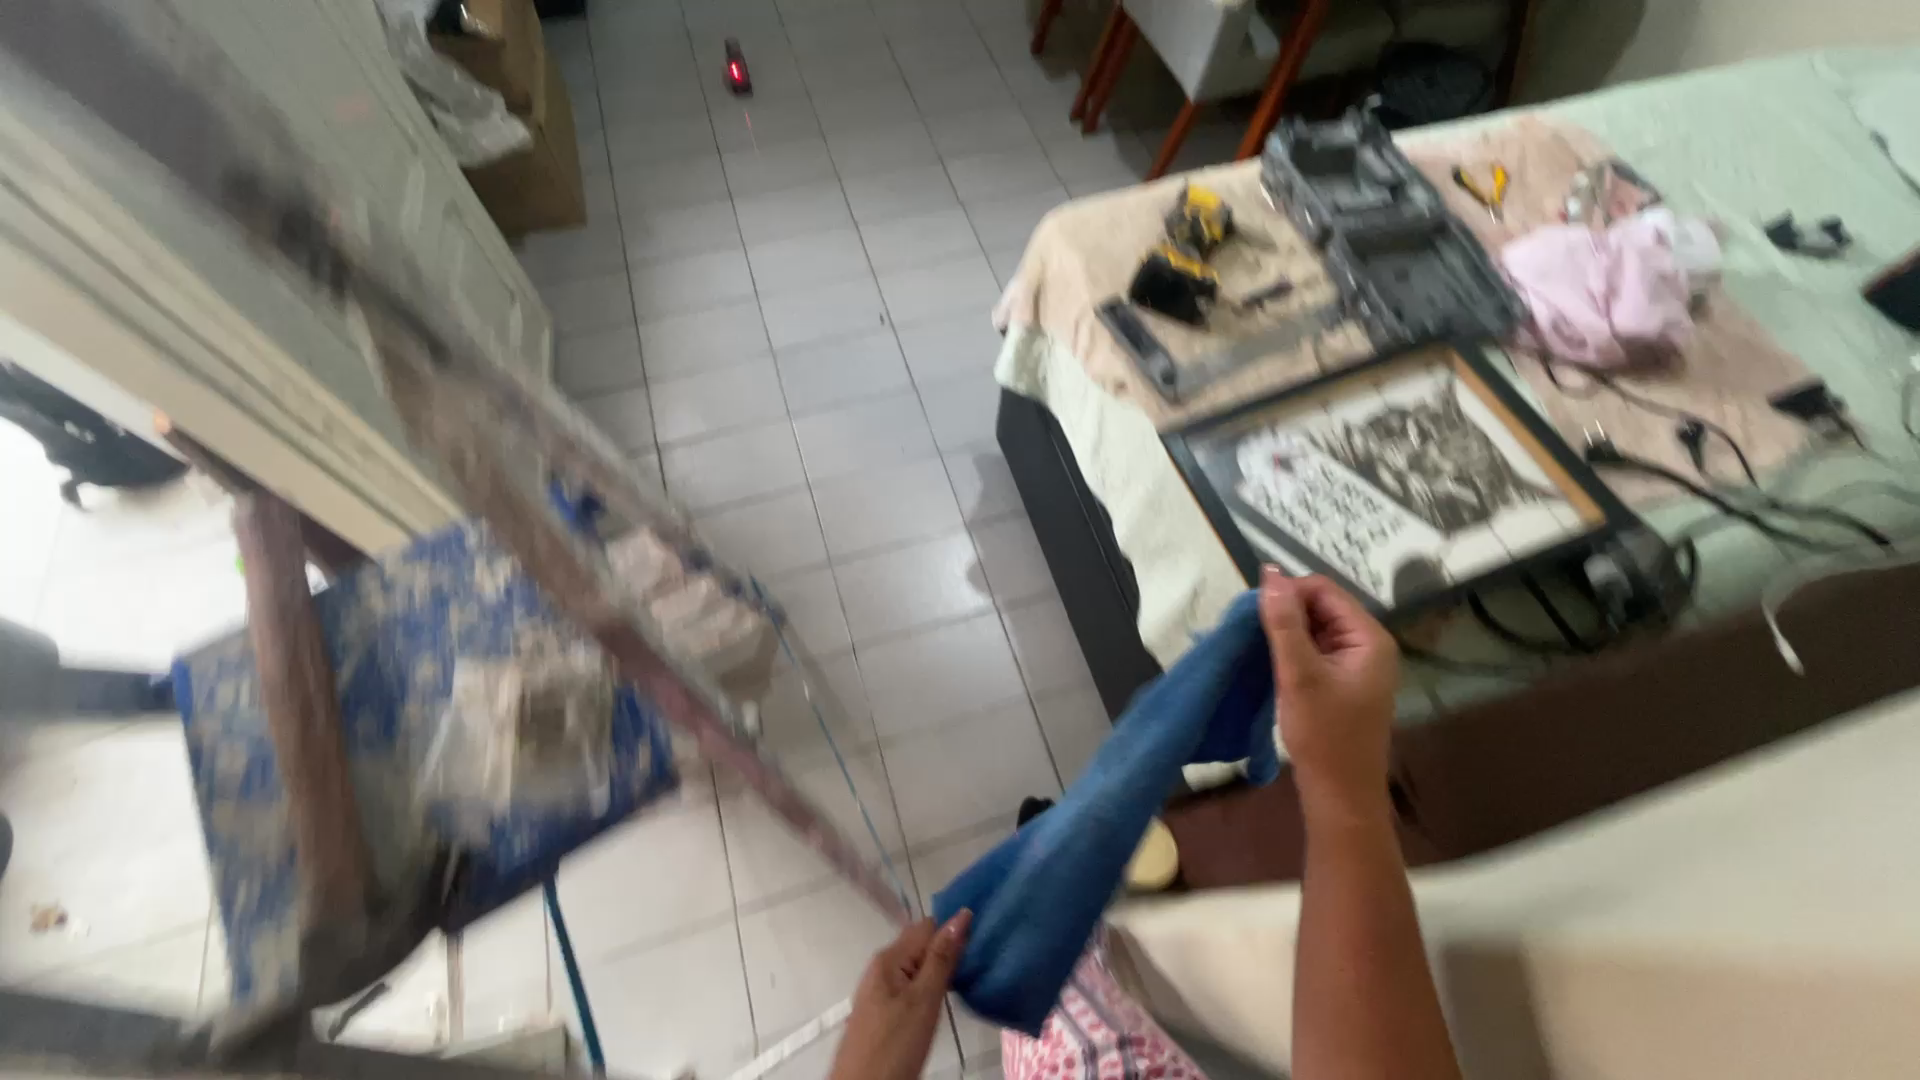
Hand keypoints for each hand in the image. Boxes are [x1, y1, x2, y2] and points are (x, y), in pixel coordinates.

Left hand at [828, 911, 971, 1079]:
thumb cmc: (894, 1047)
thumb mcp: (923, 1001)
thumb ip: (942, 958)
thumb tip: (961, 915)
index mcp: (889, 958)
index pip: (927, 926)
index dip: (953, 931)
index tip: (979, 942)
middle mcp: (882, 968)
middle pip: (920, 944)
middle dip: (947, 950)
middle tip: (976, 965)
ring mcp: (880, 991)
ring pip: (916, 967)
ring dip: (939, 970)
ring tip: (966, 980)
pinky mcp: (883, 1012)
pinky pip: (910, 986)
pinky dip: (928, 988)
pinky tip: (942, 1002)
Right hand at [1257, 567, 1398, 821]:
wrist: (1340, 794)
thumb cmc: (1324, 734)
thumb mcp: (1299, 674)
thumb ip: (1283, 622)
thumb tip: (1270, 572)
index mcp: (1368, 638)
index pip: (1323, 590)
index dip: (1287, 593)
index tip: (1252, 614)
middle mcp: (1366, 645)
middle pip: (1319, 607)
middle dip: (1283, 612)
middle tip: (1248, 632)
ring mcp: (1354, 664)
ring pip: (1312, 629)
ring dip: (1282, 632)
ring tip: (1253, 647)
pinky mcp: (1339, 682)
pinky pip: (1312, 650)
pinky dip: (1288, 651)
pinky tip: (1267, 662)